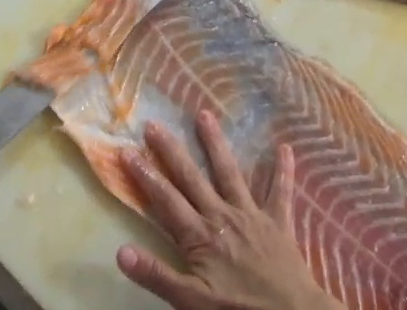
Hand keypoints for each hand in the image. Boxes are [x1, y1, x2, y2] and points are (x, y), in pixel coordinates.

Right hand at [116, 112, 340, 309]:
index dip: (144, 175)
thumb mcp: (191, 301)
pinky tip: (285, 147)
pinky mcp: (278, 222)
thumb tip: (120, 251)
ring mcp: (251, 215)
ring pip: (229, 173)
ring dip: (216, 144)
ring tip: (205, 114)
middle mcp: (222, 216)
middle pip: (191, 178)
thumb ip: (156, 274)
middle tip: (154, 124)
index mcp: (200, 235)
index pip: (165, 199)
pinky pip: (281, 192)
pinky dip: (283, 170)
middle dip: (171, 151)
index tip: (126, 149)